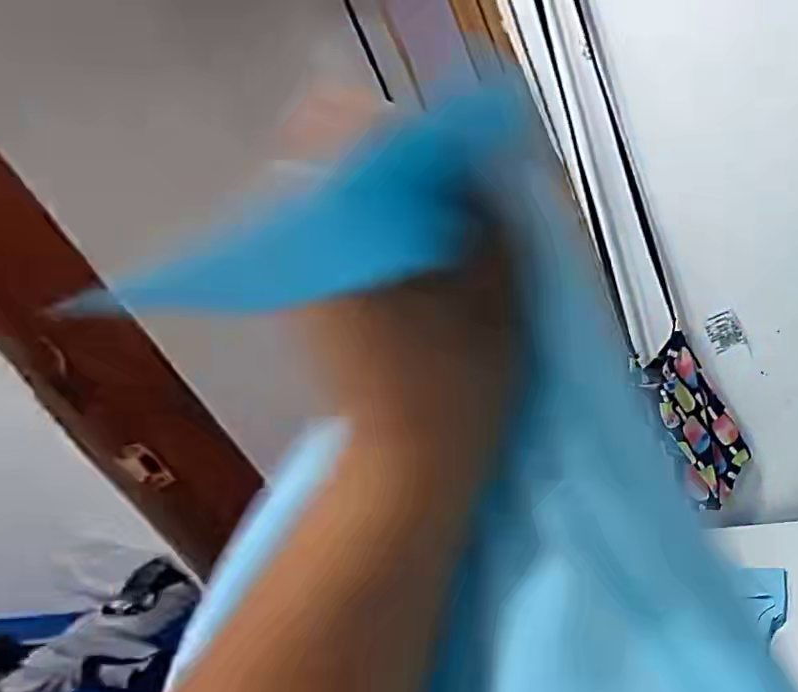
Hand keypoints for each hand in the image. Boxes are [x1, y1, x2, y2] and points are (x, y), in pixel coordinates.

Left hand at [281, 82, 518, 463]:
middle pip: (341, 143)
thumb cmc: (460, 389)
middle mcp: (302, 228)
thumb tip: (484, 170)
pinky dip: (382, 224)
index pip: (362, 123)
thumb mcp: (498, 302)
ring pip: (340, 182)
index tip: (472, 166)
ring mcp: (299, 259)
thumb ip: (494, 224)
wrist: (408, 462)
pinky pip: (338, 223)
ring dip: (396, 191)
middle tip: (463, 201)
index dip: (425, 132)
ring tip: (449, 234)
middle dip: (409, 159)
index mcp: (346, 226)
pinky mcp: (311, 287)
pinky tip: (424, 262)